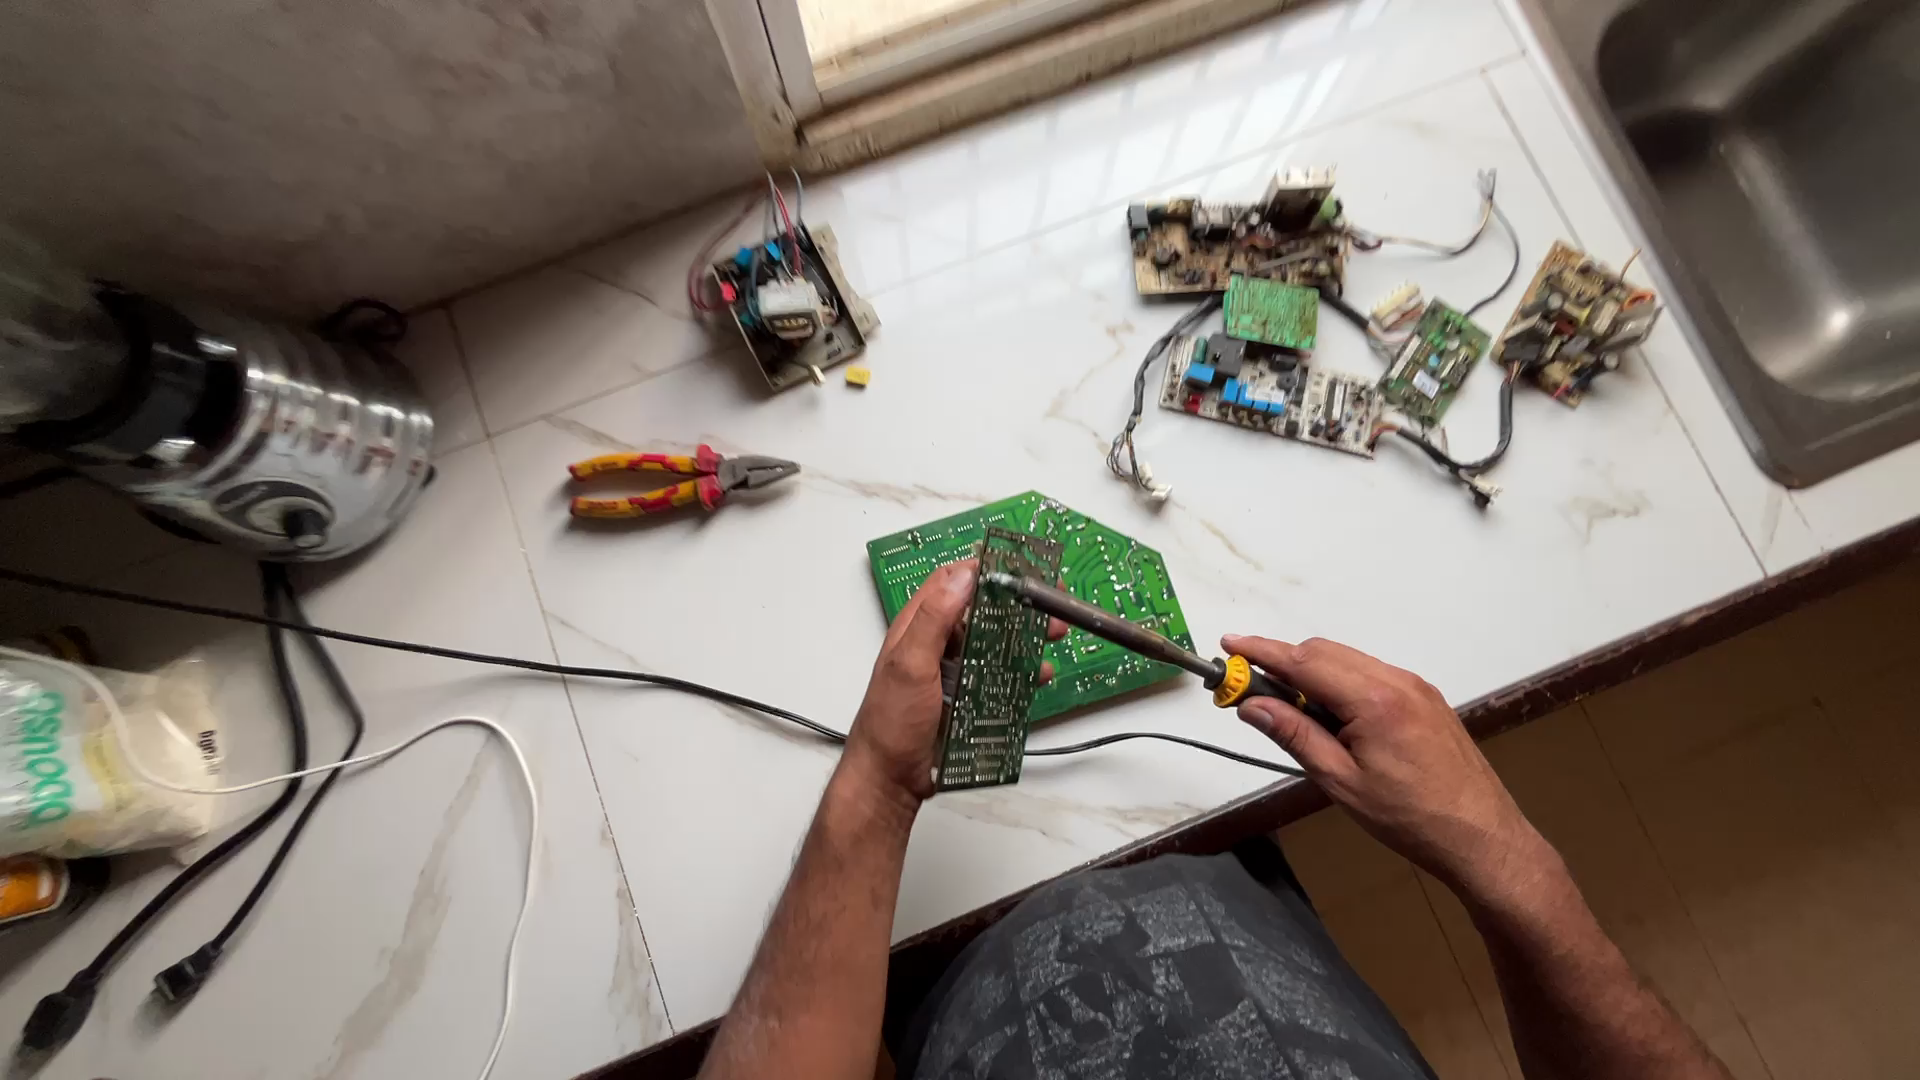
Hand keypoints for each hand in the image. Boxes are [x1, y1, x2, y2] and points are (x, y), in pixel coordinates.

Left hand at [840, 561, 1063, 812]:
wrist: (891, 778)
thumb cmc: (891, 720)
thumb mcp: (910, 664)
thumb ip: (934, 618)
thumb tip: (964, 575)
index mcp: (919, 624)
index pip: (953, 580)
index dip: (986, 569)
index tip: (1022, 569)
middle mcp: (939, 641)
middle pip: (983, 608)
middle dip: (1018, 602)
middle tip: (1051, 604)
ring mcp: (956, 668)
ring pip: (997, 639)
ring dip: (1027, 633)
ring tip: (1054, 635)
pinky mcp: (970, 694)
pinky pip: (1001, 673)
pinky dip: (1023, 669)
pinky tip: (1041, 673)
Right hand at [1224, 634, 1550, 899]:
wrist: (1485, 840)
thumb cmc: (1408, 818)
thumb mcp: (1340, 781)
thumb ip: (1294, 735)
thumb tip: (1251, 705)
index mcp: (1374, 700)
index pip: (1304, 662)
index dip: (1261, 651)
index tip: (1228, 644)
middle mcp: (1395, 680)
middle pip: (1322, 651)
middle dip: (1281, 661)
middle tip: (1250, 688)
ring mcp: (1414, 686)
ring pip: (1345, 659)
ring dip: (1308, 671)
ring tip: (1287, 706)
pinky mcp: (1424, 697)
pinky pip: (1367, 672)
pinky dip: (1336, 680)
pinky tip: (1328, 712)